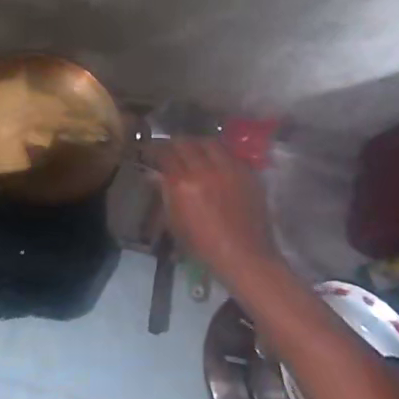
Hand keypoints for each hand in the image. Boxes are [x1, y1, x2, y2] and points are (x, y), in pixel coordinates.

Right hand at [153, 137, 278, 275]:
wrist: (244, 256)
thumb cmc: (202, 244)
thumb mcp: (173, 220)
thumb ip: (164, 192)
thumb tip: (154, 175)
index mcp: (182, 183)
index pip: (165, 153)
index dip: (154, 149)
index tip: (150, 151)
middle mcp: (205, 170)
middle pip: (186, 143)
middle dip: (175, 144)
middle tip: (170, 149)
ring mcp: (229, 170)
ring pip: (210, 143)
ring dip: (198, 144)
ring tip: (194, 151)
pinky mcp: (248, 175)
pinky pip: (230, 155)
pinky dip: (219, 155)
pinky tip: (216, 164)